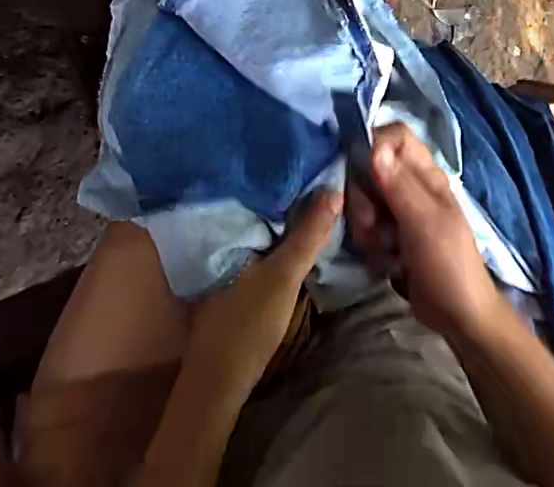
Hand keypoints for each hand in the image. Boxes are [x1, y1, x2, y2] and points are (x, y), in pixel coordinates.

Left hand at [183, 191, 339, 397]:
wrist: (219, 385)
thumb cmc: (248, 323)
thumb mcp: (284, 275)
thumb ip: (308, 235)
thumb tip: (335, 189)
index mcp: (227, 234)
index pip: (261, 194)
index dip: (290, 182)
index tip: (318, 168)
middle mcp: (223, 244)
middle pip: (264, 213)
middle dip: (292, 202)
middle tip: (327, 186)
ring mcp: (227, 266)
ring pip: (265, 235)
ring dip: (289, 227)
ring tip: (322, 208)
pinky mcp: (235, 285)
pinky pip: (263, 252)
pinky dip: (282, 247)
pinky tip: (301, 245)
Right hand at [347, 123, 506, 341]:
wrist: (459, 315)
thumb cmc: (449, 264)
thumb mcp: (425, 224)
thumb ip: (400, 186)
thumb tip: (376, 148)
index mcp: (427, 174)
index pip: (396, 137)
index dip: (375, 146)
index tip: (363, 173)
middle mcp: (412, 185)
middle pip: (371, 170)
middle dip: (364, 199)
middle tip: (373, 225)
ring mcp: (401, 211)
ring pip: (365, 201)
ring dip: (367, 228)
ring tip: (385, 249)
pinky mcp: (391, 235)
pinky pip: (367, 228)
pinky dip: (371, 245)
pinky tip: (386, 262)